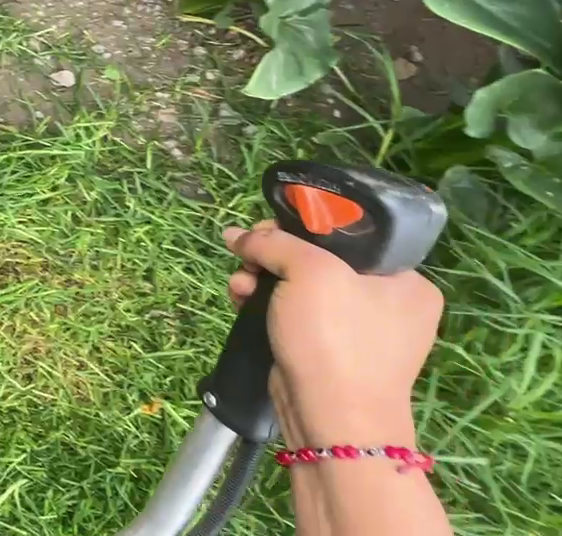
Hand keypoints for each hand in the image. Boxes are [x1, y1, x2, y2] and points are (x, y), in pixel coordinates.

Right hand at [224, 221, 442, 444]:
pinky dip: (261, 300)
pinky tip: (241, 301)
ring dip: (258, 277)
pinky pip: (288, 306)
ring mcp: (356, 326)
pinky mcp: (326, 344)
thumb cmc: (335, 337)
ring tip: (239, 287)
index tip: (265, 234)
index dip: (298, 228)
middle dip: (269, 256)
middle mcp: (386, 301)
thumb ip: (273, 242)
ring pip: (294, 281)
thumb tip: (236, 235)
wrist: (332, 413)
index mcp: (406, 281)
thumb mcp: (309, 272)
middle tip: (246, 262)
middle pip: (312, 256)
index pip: (345, 234)